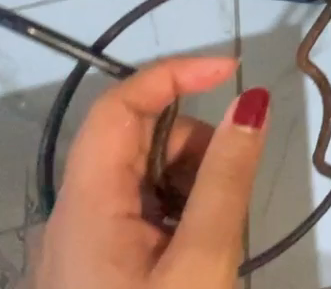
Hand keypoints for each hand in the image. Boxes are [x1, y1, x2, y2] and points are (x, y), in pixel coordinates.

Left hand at [32, 57, 269, 288]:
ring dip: (196, 180)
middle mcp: (78, 215)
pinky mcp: (103, 262)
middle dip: (197, 144)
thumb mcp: (201, 260)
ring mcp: (88, 241)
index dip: (174, 73)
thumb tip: (252, 99)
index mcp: (87, 208)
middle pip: (140, 139)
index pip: (119, 108)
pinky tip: (200, 249)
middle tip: (230, 191)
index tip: (235, 68)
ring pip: (150, 172)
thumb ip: (227, 176)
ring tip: (216, 234)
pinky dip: (186, 209)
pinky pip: (149, 206)